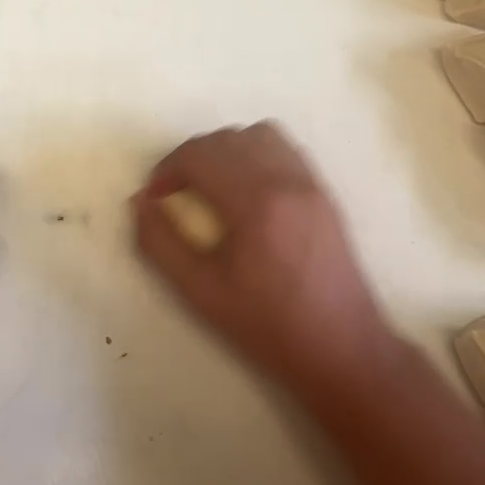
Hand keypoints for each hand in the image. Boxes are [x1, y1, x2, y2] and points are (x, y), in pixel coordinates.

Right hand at [132, 121, 392, 388]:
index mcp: (255, 203)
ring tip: (213, 186)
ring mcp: (311, 183)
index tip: (156, 198)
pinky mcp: (325, 193)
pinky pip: (285, 148)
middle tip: (175, 194)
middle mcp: (286, 180)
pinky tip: (247, 191)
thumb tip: (140, 202)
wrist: (344, 351)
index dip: (167, 169)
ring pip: (257, 134)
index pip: (199, 155)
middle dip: (191, 159)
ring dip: (225, 150)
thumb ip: (160, 243)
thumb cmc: (268, 326)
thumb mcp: (200, 292)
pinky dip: (256, 154)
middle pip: (225, 139)